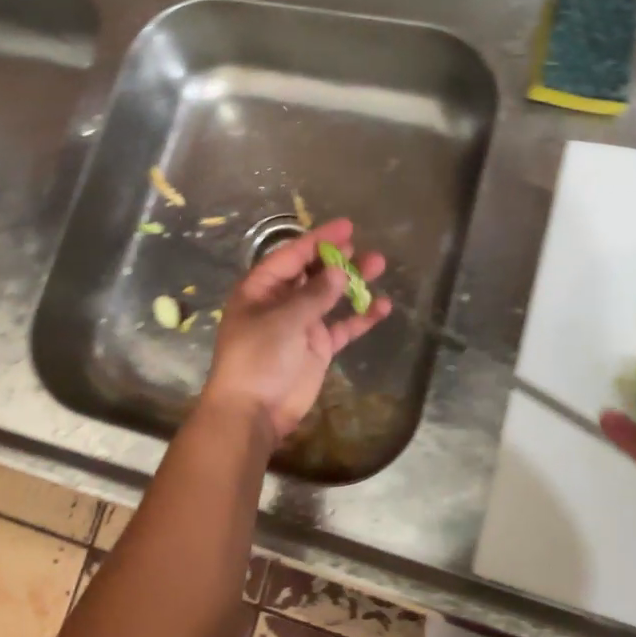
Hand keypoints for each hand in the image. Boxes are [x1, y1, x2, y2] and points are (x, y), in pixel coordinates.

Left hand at [202, 219, 390, 440]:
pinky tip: (382, 306)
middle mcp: (280, 302)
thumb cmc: (258, 357)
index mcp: (260, 289)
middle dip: (337, 258)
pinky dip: (360, 317)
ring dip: (352, 282)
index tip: (347, 227)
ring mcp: (299, 325)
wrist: (253, 410)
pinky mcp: (316, 348)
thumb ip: (314, 294)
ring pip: (330, 296)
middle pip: (311, 272)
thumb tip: (340, 272)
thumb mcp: (283, 319)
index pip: (291, 256)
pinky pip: (342, 326)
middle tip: (362, 248)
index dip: (318, 240)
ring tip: (378, 265)